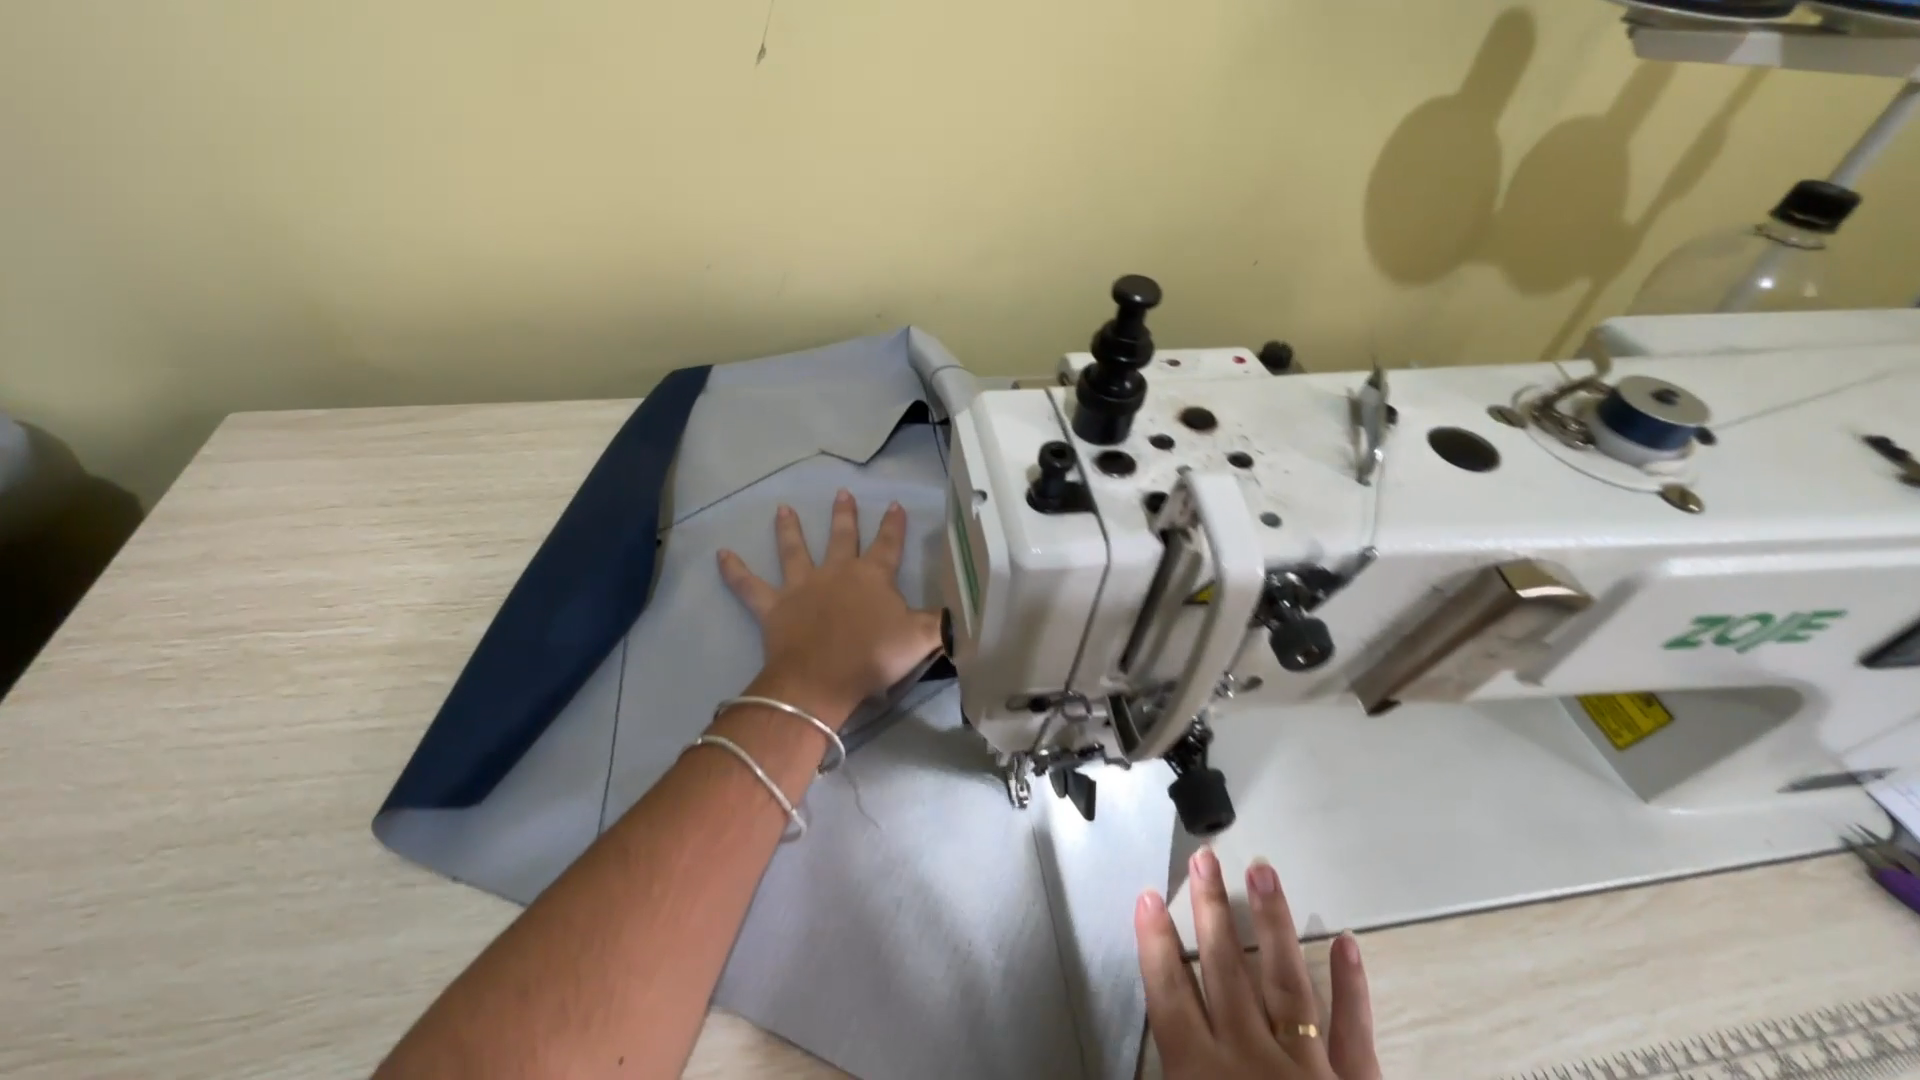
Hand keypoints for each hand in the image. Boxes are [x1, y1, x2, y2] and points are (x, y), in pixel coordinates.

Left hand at [717, 491, 942, 724]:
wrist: (824, 679)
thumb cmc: (875, 656)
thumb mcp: (921, 638)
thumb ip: (942, 624)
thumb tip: (964, 614)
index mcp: (873, 576)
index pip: (888, 544)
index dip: (893, 526)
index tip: (894, 505)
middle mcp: (836, 572)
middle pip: (842, 538)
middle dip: (844, 516)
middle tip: (841, 493)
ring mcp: (801, 587)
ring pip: (795, 551)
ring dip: (789, 530)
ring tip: (782, 509)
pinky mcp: (773, 607)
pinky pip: (749, 586)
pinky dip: (734, 571)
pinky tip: (720, 554)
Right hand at [1136, 848, 1379, 1079]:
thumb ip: (1172, 1069)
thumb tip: (1162, 1029)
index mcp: (1200, 1070)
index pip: (1170, 994)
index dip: (1156, 943)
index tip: (1149, 896)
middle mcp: (1250, 1054)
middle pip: (1226, 970)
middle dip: (1212, 909)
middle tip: (1206, 858)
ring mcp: (1307, 1065)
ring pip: (1285, 981)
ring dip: (1272, 923)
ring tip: (1262, 871)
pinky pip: (1353, 1030)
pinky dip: (1351, 987)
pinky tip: (1347, 941)